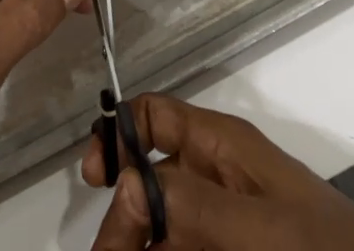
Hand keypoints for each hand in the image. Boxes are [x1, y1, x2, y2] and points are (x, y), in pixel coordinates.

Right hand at [85, 95, 353, 250]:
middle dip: (125, 219)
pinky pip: (181, 249)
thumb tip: (127, 184)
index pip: (153, 115)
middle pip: (147, 184)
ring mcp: (222, 223)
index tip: (92, 179)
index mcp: (222, 147)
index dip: (117, 136)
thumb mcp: (261, 227)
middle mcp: (216, 177)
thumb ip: (193, 203)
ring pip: (161, 228)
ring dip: (139, 245)